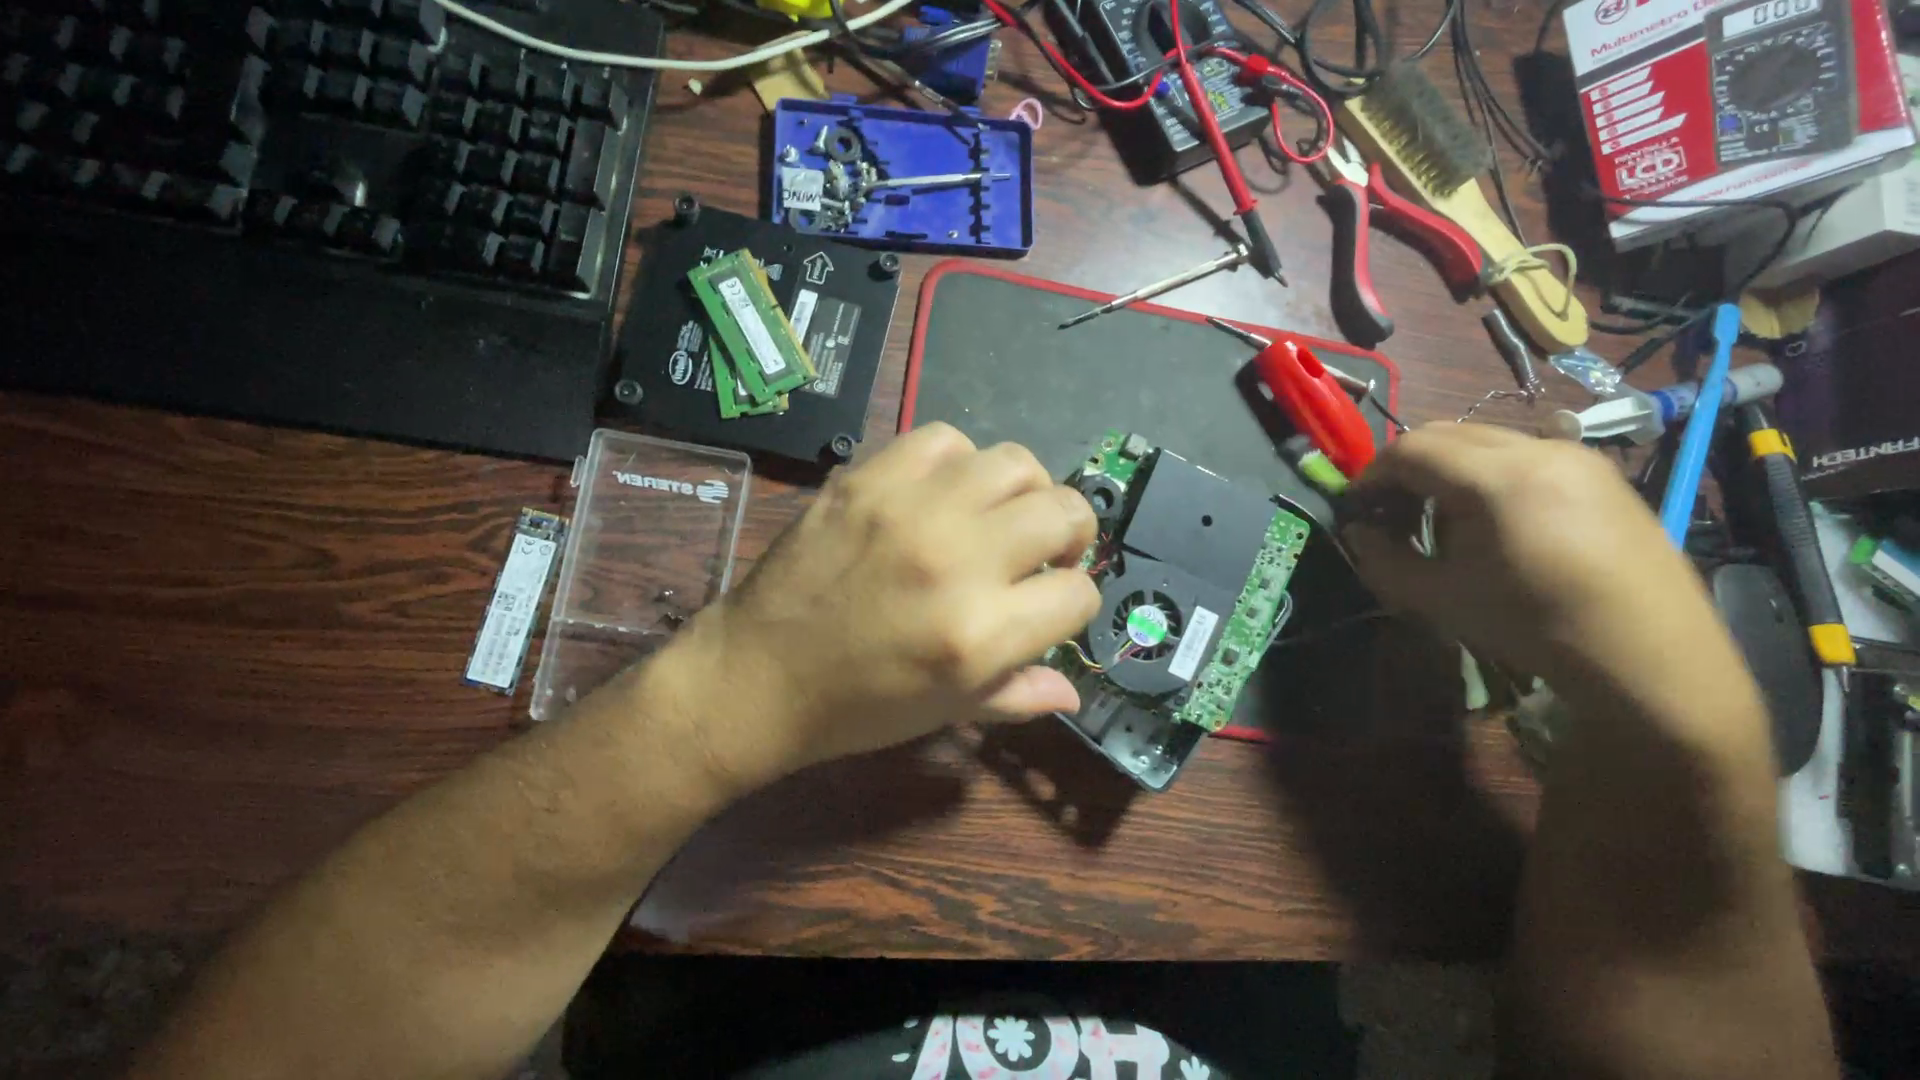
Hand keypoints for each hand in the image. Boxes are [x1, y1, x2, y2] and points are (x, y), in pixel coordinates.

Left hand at [664, 424, 1099, 790]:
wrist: (756, 676)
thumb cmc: (856, 708)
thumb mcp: (945, 713)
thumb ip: (1018, 694)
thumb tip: (1074, 690)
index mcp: (981, 635)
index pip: (1078, 593)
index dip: (1072, 601)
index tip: (1050, 605)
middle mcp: (957, 561)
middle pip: (1063, 512)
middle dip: (1070, 534)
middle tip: (1043, 552)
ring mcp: (910, 510)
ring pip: (1014, 463)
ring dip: (1023, 491)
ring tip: (999, 514)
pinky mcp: (867, 479)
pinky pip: (943, 440)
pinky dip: (958, 463)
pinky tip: (944, 493)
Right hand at [1343, 423, 1723, 683]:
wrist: (1648, 655)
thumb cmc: (1534, 627)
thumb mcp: (1440, 599)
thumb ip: (1384, 560)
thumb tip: (1358, 533)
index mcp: (1495, 479)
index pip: (1410, 449)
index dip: (1372, 474)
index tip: (1359, 508)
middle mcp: (1537, 449)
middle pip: (1446, 433)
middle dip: (1407, 467)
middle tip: (1392, 511)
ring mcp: (1576, 455)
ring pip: (1485, 440)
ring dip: (1447, 468)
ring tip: (1441, 518)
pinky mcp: (1600, 472)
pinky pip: (1524, 454)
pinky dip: (1488, 472)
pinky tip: (1493, 521)